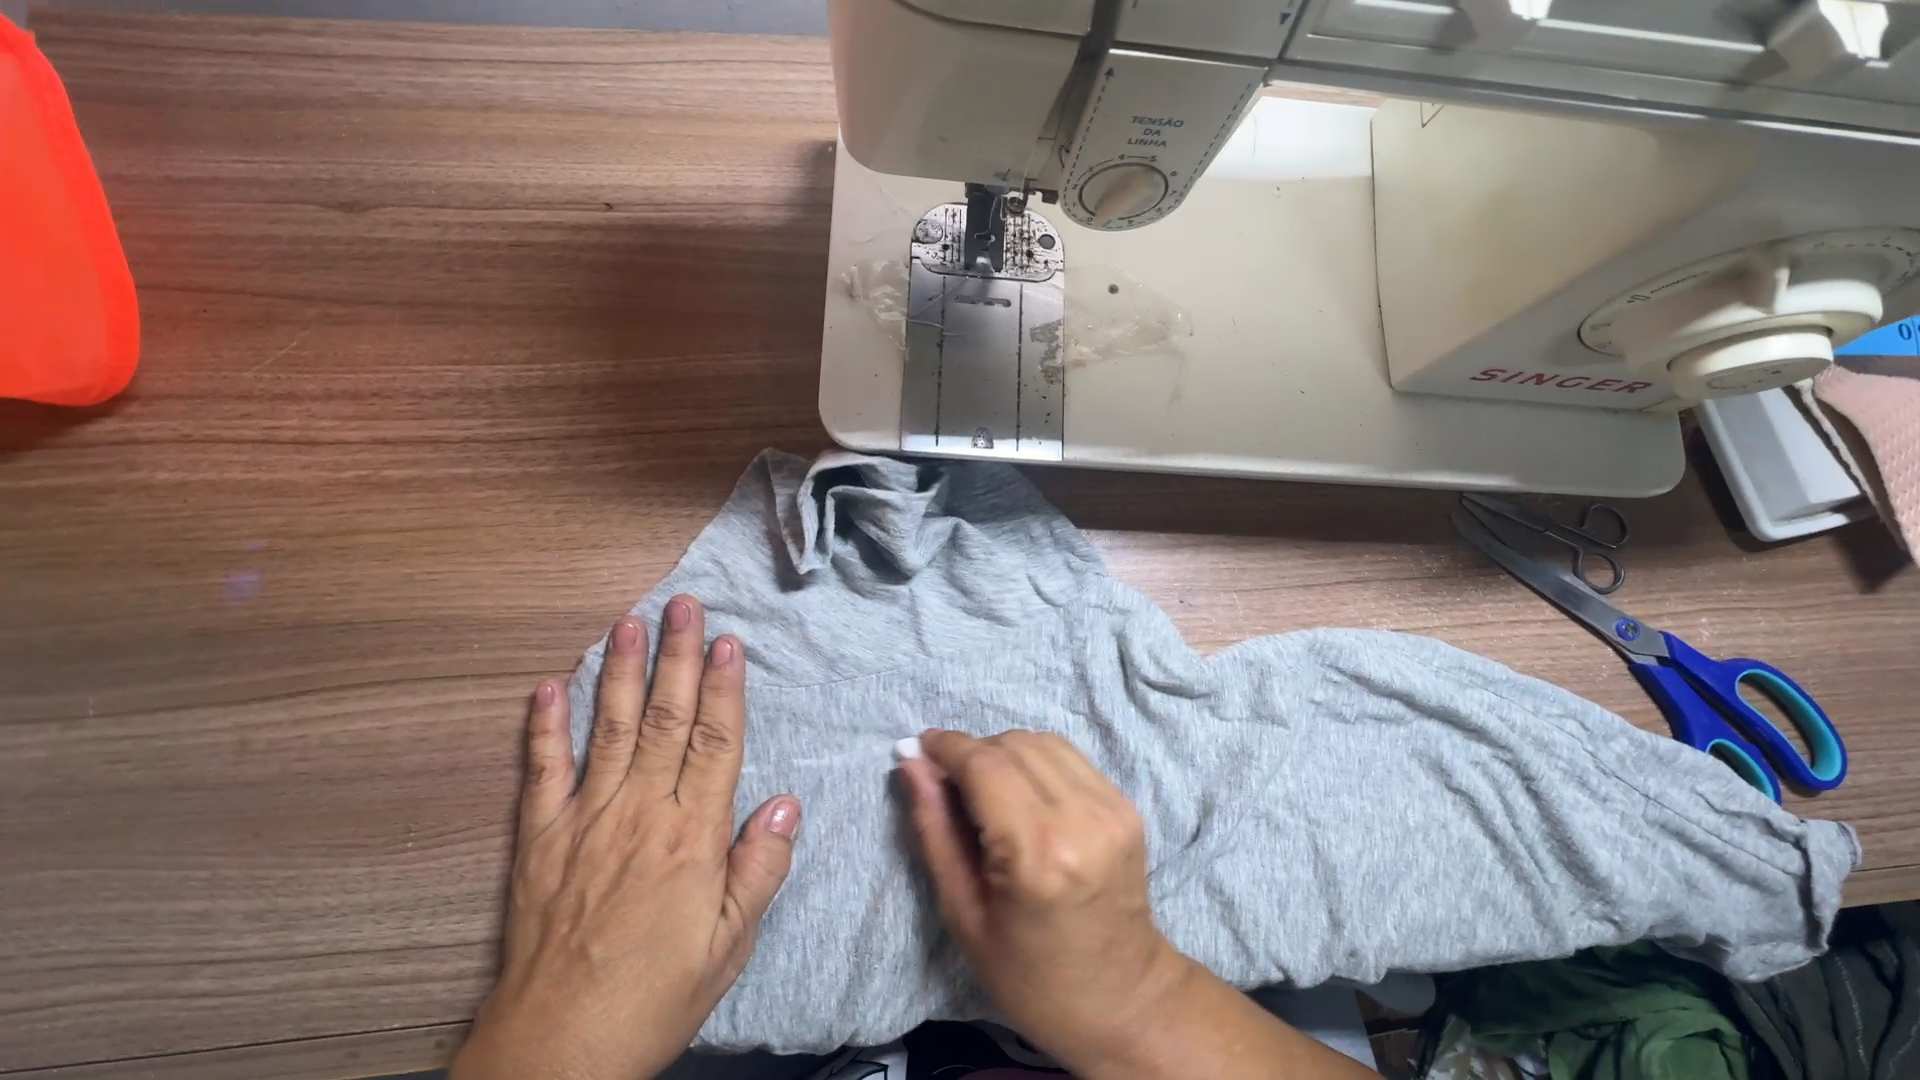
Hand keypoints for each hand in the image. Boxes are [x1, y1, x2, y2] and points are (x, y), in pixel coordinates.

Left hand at [452, 597, 800, 1079]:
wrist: (557, 1048)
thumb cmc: (658, 993)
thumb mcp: (730, 943)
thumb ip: (760, 868)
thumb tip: (785, 802)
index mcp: (692, 834)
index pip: (715, 741)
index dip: (726, 687)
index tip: (729, 640)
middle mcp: (640, 811)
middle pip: (664, 718)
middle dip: (676, 656)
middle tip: (682, 604)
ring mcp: (584, 819)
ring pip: (608, 728)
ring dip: (619, 671)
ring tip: (629, 622)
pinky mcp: (539, 839)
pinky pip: (541, 771)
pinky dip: (544, 726)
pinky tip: (548, 686)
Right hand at [898, 730, 1192, 1072]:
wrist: (1121, 999)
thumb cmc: (1029, 975)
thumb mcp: (963, 912)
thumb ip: (934, 829)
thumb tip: (911, 763)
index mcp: (1037, 854)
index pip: (984, 765)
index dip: (946, 746)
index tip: (919, 746)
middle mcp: (1081, 819)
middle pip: (1012, 745)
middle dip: (972, 751)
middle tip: (949, 783)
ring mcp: (1112, 808)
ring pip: (1042, 741)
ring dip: (1004, 752)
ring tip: (985, 790)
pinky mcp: (1127, 806)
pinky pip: (1070, 757)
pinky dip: (1036, 762)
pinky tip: (1023, 795)